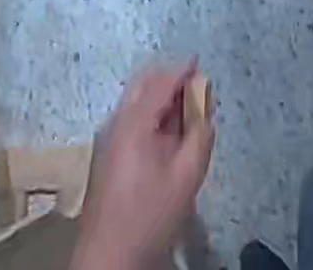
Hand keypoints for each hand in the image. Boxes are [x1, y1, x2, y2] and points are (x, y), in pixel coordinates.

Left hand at [71, 62, 214, 269]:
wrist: (108, 258)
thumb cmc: (149, 215)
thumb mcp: (187, 177)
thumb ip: (201, 138)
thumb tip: (205, 114)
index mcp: (134, 122)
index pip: (160, 82)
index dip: (182, 69)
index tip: (199, 62)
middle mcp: (116, 122)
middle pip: (143, 83)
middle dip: (169, 78)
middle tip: (194, 86)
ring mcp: (108, 137)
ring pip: (136, 99)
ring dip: (160, 95)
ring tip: (186, 108)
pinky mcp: (107, 154)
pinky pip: (132, 117)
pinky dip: (152, 111)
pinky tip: (168, 132)